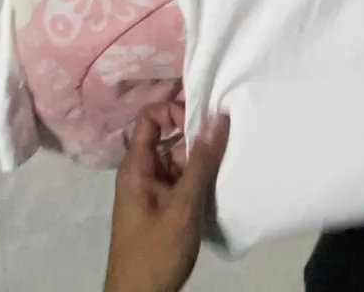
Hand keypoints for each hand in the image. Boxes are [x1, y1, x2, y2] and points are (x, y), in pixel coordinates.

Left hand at [103, 101, 230, 291]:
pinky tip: (218, 184)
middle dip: (195, 136)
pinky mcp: (162, 207)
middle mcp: (142, 172)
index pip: (150, 117)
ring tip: (227, 162)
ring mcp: (152, 190)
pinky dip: (198, 178)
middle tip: (224, 141)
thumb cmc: (156, 252)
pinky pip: (181, 179)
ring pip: (178, 159)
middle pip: (168, 136)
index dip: (174, 111)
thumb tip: (219, 116)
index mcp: (136, 166)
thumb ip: (202, 161)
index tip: (202, 123)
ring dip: (201, 159)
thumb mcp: (183, 205)